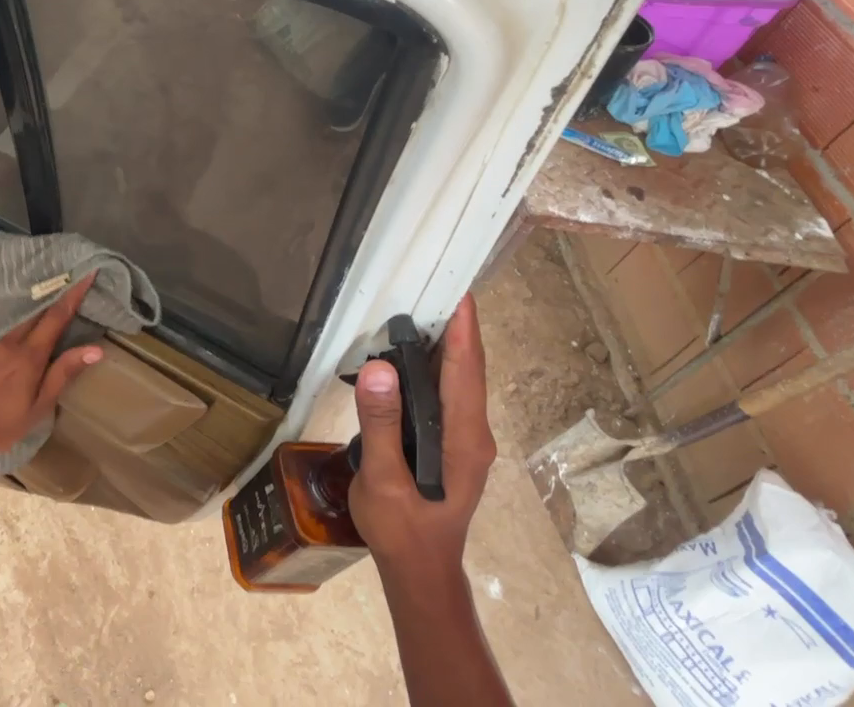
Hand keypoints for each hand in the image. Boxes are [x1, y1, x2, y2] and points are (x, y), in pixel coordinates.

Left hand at [0, 273, 104, 470]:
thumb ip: (64, 374)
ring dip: (28, 295)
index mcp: (28, 355)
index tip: (87, 272)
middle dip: (52, 287)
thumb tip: (95, 349)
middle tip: (67, 271)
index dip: (74, 293)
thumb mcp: (38, 408)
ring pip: (10, 309)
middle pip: (34, 306)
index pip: (57, 316)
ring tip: (41, 279)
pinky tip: (6, 301)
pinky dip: (3, 307)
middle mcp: (6, 339)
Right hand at [348, 295, 496, 574]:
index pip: (467, 368)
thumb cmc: (402, 528)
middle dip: (452, 324)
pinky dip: (431, 367)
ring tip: (413, 308)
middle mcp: (473, 431)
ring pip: (458, 380)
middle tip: (426, 283)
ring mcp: (465, 439)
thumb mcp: (384, 479)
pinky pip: (445, 394)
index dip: (463, 326)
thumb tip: (381, 367)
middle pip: (467, 367)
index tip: (455, 285)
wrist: (419, 570)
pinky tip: (403, 358)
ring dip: (442, 343)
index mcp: (463, 436)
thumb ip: (382, 424)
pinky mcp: (451, 444)